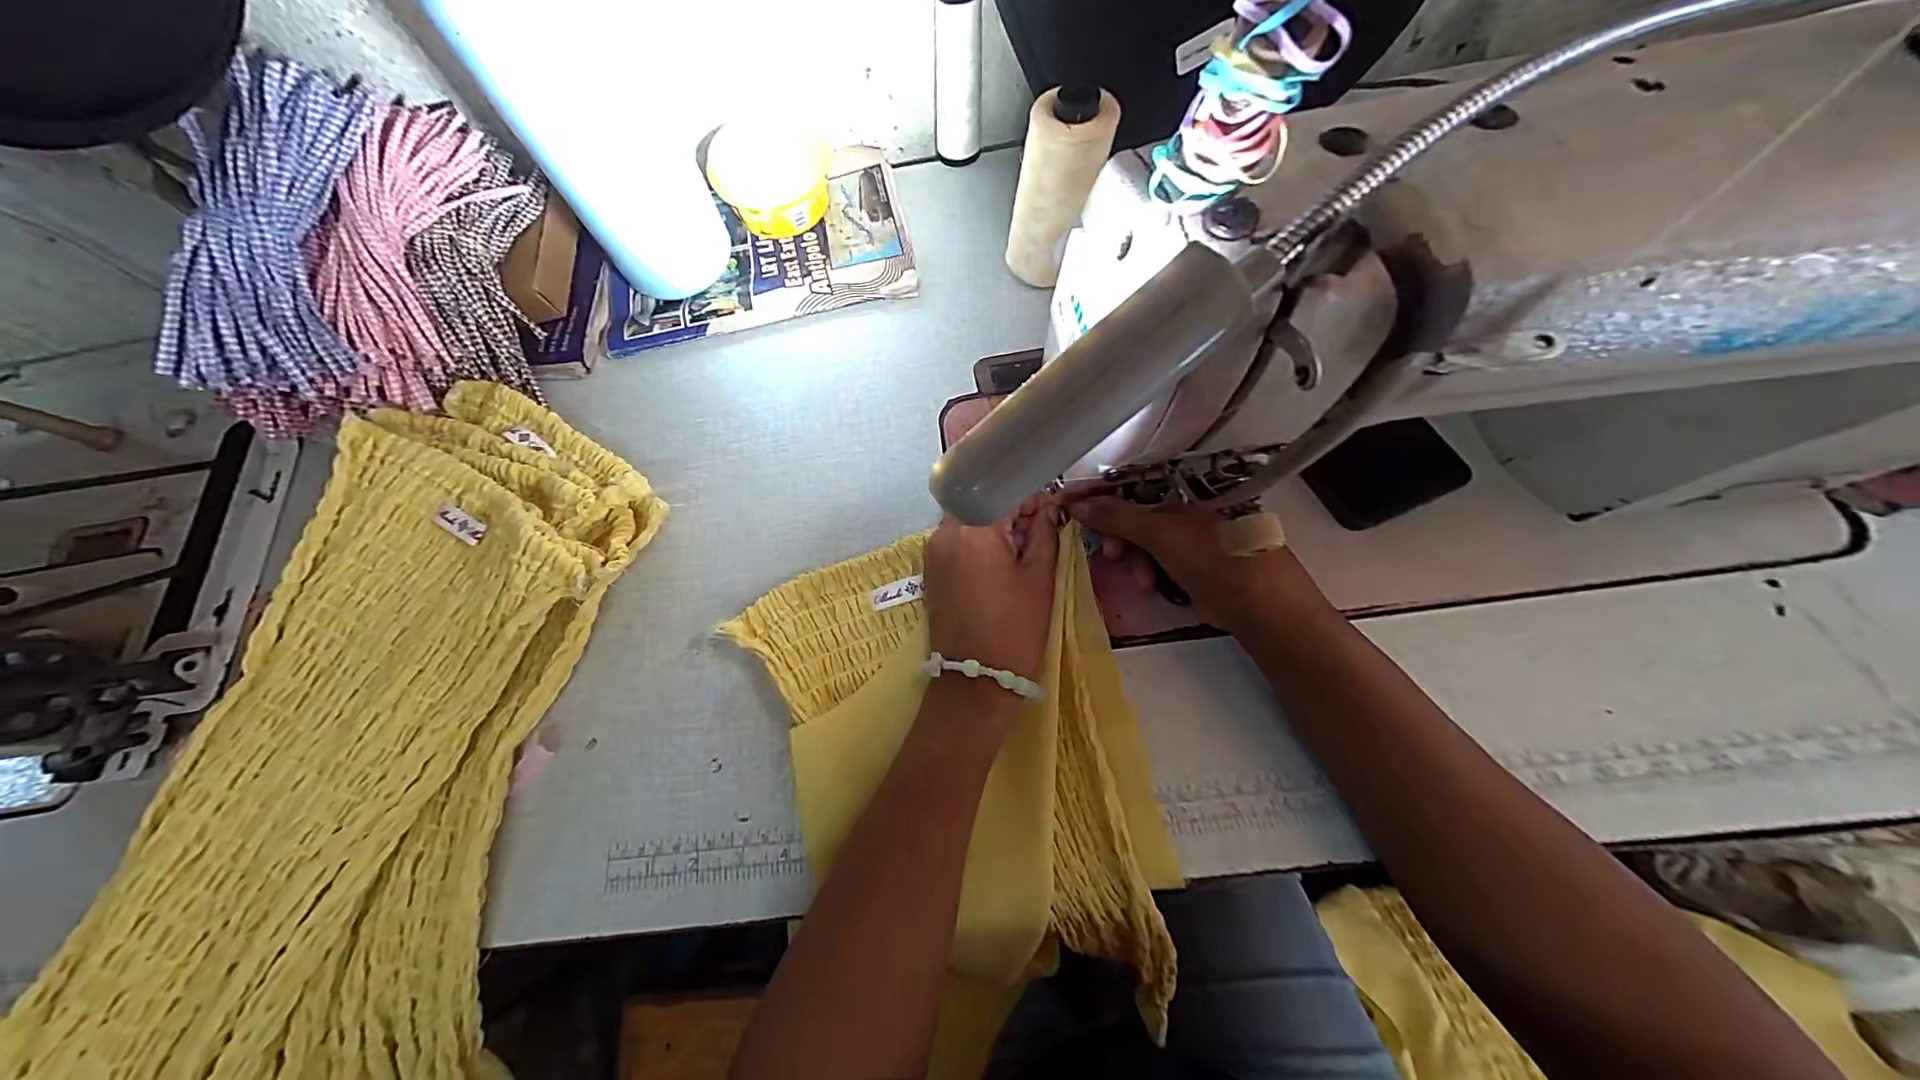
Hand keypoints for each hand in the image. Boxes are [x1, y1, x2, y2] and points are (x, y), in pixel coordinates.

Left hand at [923, 496, 1061, 692]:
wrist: (976, 682)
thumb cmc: (1015, 629)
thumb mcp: (1039, 578)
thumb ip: (1044, 532)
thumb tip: (1047, 507)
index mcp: (972, 528)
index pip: (1004, 490)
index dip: (1032, 496)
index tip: (1052, 511)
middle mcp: (944, 532)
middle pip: (982, 500)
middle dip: (1012, 510)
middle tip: (1039, 534)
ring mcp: (933, 551)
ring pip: (969, 519)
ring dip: (996, 526)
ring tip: (1021, 553)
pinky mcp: (931, 570)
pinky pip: (958, 541)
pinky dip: (980, 543)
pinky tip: (1001, 565)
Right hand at [1067, 498, 1332, 637]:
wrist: (1264, 609)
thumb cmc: (1216, 561)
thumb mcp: (1162, 534)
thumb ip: (1118, 517)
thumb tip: (1078, 502)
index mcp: (1186, 495)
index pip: (1134, 489)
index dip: (1105, 502)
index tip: (1077, 514)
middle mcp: (1191, 513)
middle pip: (1138, 519)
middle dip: (1120, 538)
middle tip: (1110, 555)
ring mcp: (1196, 542)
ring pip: (1147, 545)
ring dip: (1135, 561)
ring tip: (1142, 580)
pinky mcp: (1198, 570)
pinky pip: (1161, 565)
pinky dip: (1151, 574)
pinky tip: (1153, 587)